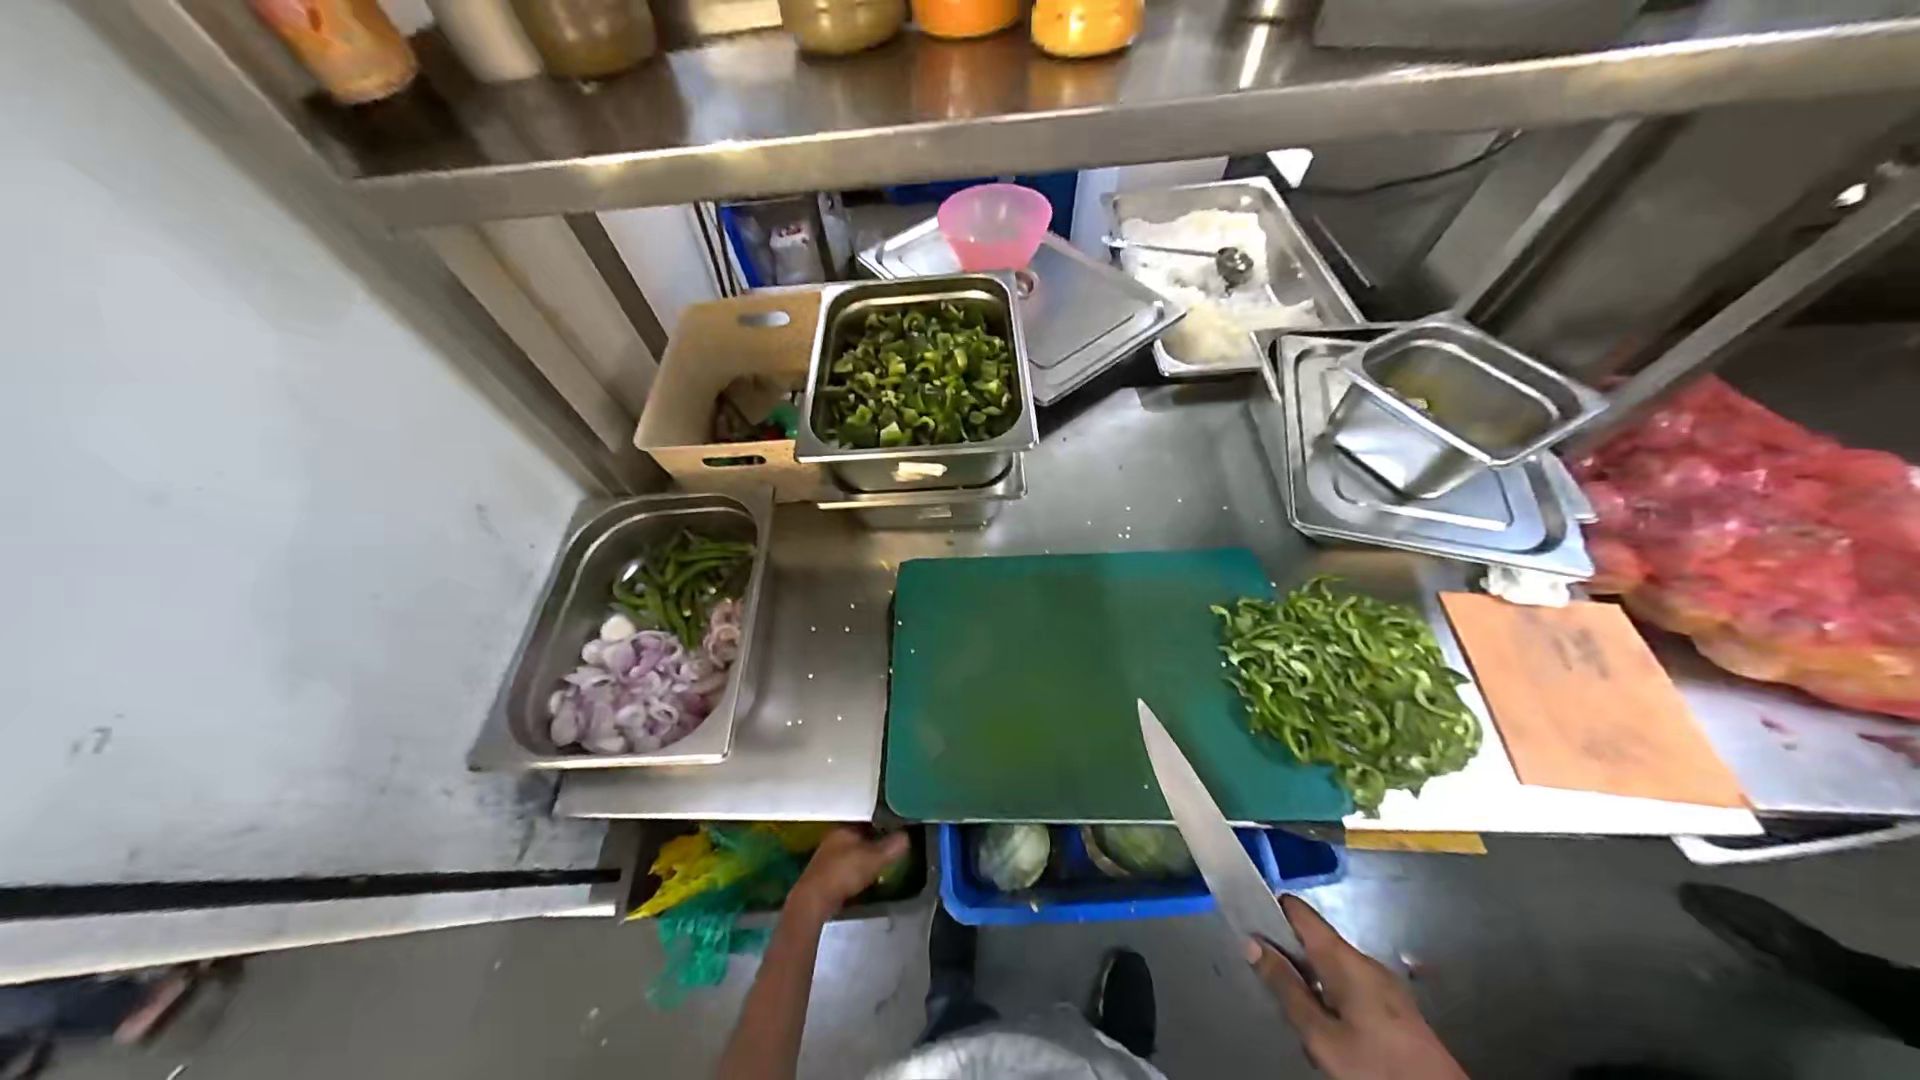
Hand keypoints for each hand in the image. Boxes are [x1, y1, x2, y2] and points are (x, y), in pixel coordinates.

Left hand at [786, 827, 909, 921]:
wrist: (815, 900)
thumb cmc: (844, 872)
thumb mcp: (875, 858)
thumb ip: (892, 846)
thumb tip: (907, 837)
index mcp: (845, 826)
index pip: (867, 817)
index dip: (882, 820)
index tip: (896, 826)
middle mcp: (834, 836)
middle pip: (859, 833)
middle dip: (874, 839)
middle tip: (892, 844)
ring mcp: (827, 855)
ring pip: (852, 849)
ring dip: (865, 854)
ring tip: (882, 861)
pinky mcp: (824, 873)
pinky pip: (846, 864)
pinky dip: (857, 868)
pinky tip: (866, 876)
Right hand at [1246, 895, 1469, 1079]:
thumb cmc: (1377, 1070)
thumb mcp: (1320, 1035)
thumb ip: (1284, 988)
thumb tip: (1252, 944)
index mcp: (1344, 958)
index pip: (1298, 911)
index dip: (1269, 911)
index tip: (1246, 926)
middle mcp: (1364, 961)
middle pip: (1312, 942)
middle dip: (1289, 963)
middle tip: (1274, 996)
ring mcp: (1383, 984)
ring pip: (1329, 969)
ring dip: (1309, 988)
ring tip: (1305, 1029)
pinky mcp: (1394, 1007)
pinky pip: (1349, 988)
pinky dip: (1330, 1001)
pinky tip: (1331, 1038)